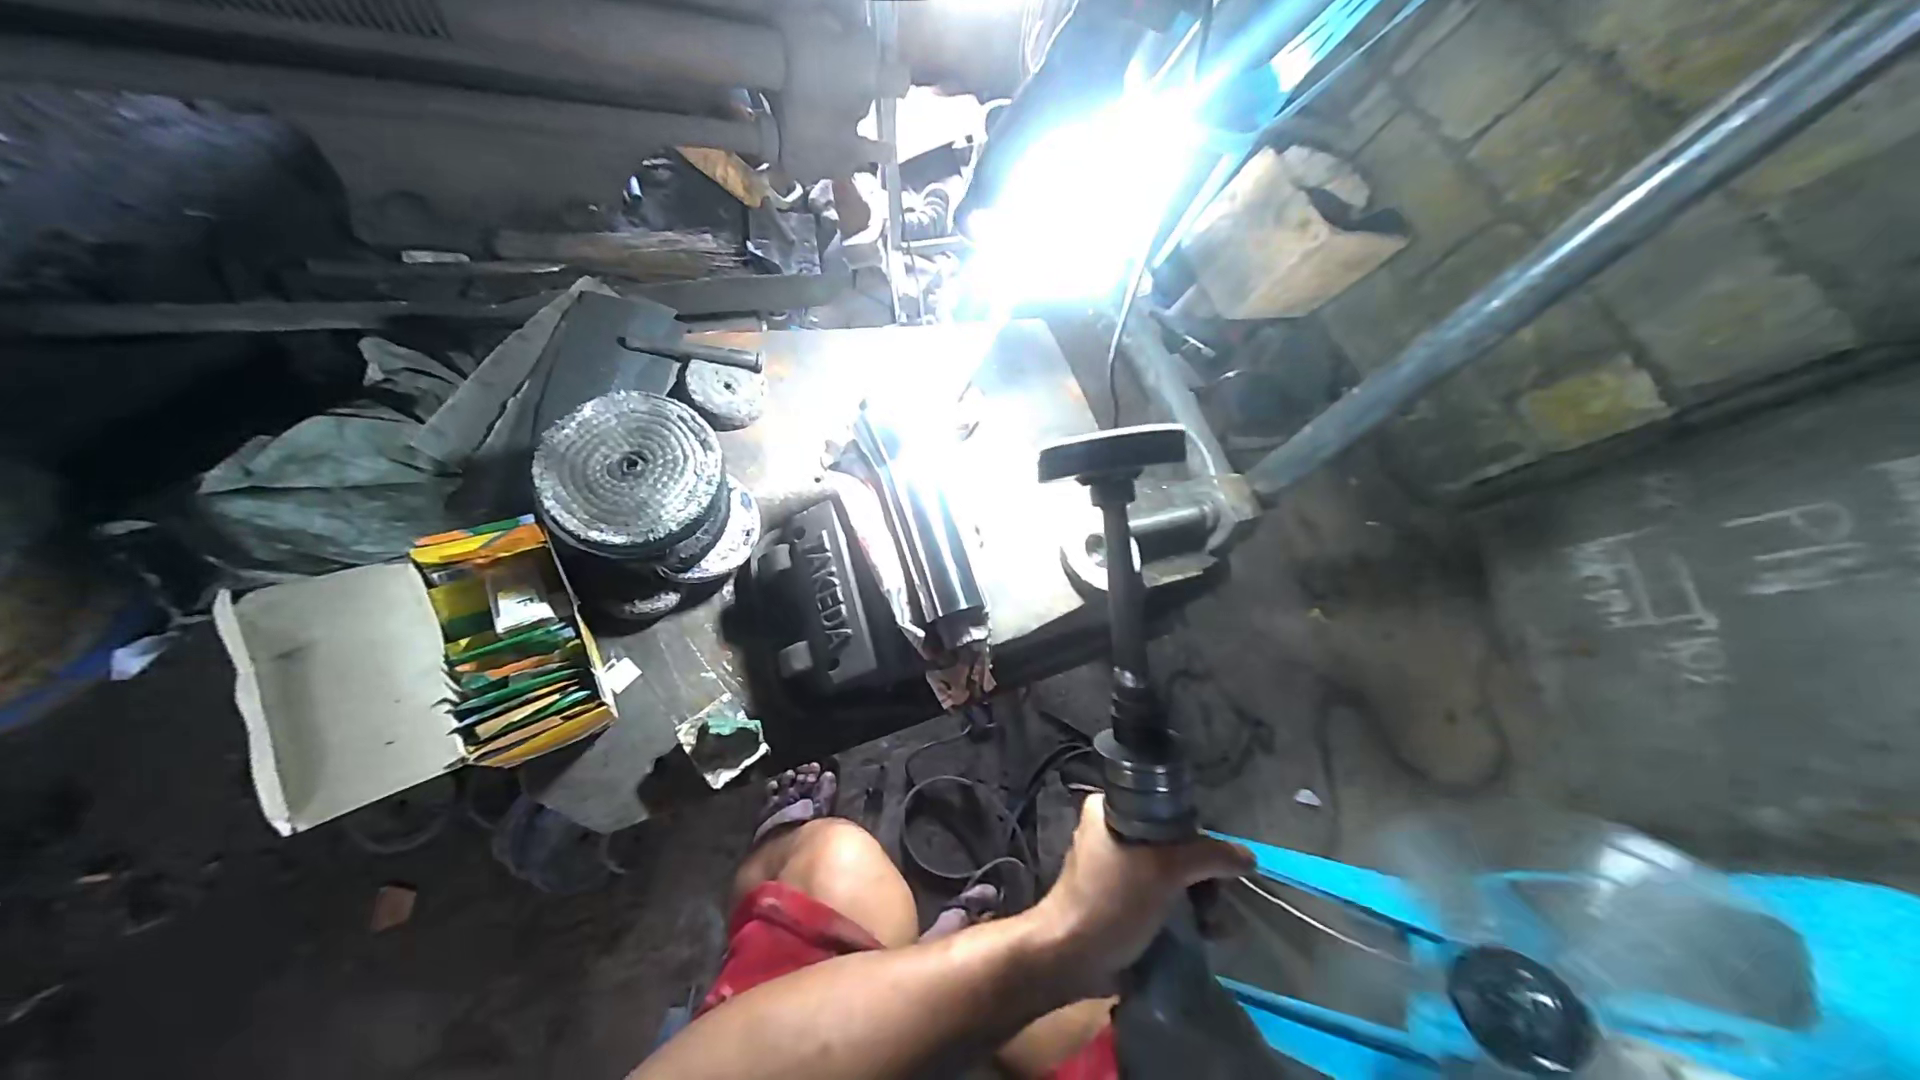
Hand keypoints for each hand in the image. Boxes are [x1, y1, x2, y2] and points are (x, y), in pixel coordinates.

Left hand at [1029, 794, 1252, 994]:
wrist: (1069, 956)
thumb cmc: (1110, 900)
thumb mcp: (1163, 870)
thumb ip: (1208, 857)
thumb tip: (1247, 855)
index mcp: (1108, 808)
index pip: (1165, 807)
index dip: (1195, 832)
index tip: (1215, 861)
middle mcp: (1110, 831)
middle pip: (1173, 843)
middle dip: (1201, 874)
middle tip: (1215, 900)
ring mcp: (1115, 867)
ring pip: (1171, 872)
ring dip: (1197, 897)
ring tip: (1214, 924)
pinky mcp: (1121, 898)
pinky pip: (1162, 896)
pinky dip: (1183, 911)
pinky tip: (1205, 932)